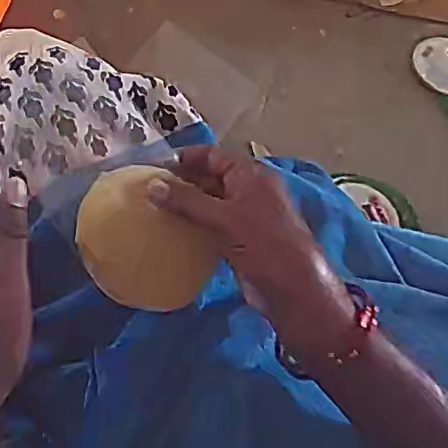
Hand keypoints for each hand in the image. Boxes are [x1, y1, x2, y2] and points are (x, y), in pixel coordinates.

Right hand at [152, 146, 354, 358]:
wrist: (295, 292)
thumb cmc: (264, 245)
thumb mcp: (223, 219)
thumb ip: (186, 201)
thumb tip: (152, 185)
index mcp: (251, 174)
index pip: (212, 154)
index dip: (186, 157)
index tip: (156, 164)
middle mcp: (250, 189)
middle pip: (212, 176)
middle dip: (184, 180)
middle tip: (151, 187)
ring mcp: (248, 215)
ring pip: (212, 201)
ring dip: (188, 203)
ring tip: (157, 207)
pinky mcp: (244, 239)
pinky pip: (215, 223)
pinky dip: (197, 223)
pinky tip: (176, 230)